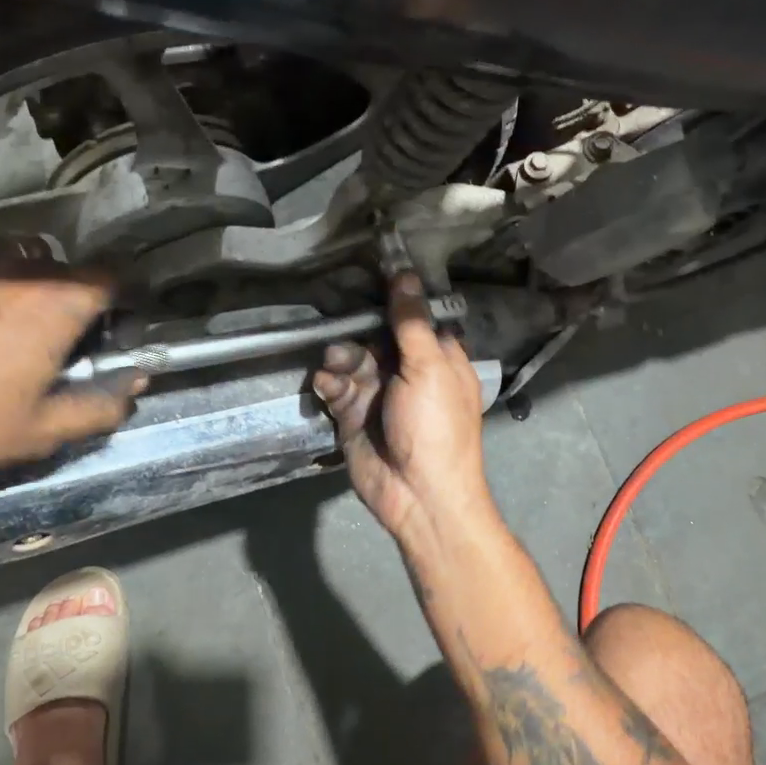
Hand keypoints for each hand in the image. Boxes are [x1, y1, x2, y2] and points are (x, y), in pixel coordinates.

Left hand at [0, 277, 141, 494]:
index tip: (114, 325)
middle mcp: (9, 266)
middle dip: (67, 296)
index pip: (112, 276)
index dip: (122, 299)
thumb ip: (97, 408)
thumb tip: (133, 388)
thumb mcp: (36, 432)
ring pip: (5, 262)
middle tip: (53, 341)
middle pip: (59, 266)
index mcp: (52, 302)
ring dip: (15, 288)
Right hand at [313, 275, 497, 551]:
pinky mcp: (353, 415)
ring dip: (341, 357)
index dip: (394, 296)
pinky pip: (336, 388)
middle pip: (375, 335)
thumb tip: (406, 274)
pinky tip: (327, 385)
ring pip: (352, 359)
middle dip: (357, 329)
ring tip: (335, 362)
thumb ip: (412, 321)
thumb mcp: (430, 368)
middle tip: (339, 320)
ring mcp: (379, 394)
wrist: (418, 494)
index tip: (367, 270)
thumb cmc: (436, 425)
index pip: (414, 316)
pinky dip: (329, 383)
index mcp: (438, 356)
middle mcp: (408, 371)